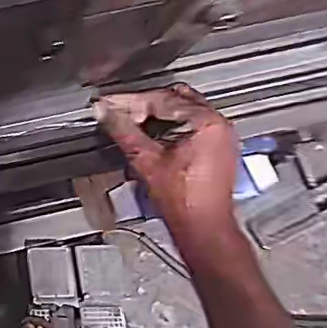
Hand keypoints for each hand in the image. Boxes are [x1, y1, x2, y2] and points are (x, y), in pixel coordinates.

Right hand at [94, 84, 239, 237]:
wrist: (203, 229)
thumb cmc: (185, 203)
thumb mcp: (146, 161)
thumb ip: (123, 131)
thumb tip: (106, 112)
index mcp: (206, 122)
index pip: (160, 99)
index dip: (129, 101)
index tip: (109, 103)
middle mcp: (218, 125)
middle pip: (173, 99)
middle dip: (143, 105)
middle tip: (119, 111)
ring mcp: (220, 136)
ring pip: (182, 110)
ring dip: (156, 115)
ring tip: (132, 124)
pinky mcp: (217, 148)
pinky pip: (191, 125)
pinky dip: (170, 126)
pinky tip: (151, 137)